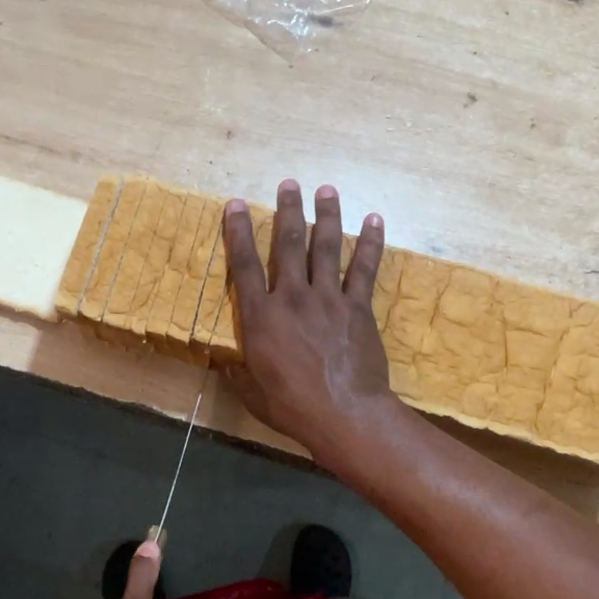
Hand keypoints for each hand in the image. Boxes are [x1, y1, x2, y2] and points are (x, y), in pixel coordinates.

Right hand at [221, 180, 399, 461]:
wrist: (345, 414)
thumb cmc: (292, 407)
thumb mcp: (253, 393)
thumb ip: (238, 373)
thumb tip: (225, 364)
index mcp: (261, 317)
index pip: (244, 265)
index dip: (239, 232)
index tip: (237, 205)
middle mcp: (292, 298)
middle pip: (287, 245)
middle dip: (287, 211)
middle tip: (289, 183)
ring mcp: (328, 299)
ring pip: (326, 247)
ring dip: (326, 215)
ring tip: (326, 189)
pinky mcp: (357, 308)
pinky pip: (364, 269)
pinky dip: (369, 243)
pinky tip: (373, 220)